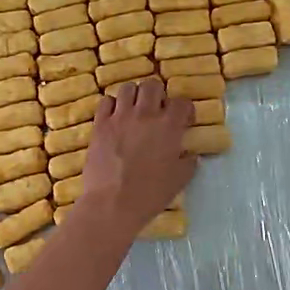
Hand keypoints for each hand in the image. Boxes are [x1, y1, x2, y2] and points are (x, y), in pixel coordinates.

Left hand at [79, 78, 195, 233]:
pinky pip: (106, 101)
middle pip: (153, 86)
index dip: (185, 110)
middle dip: (158, 95)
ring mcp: (120, 117)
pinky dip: (112, 105)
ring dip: (134, 96)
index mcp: (169, 126)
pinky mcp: (100, 124)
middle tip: (157, 111)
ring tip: (135, 110)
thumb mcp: (179, 180)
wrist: (112, 203)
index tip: (184, 122)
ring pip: (128, 88)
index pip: (182, 103)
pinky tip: (115, 117)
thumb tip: (189, 154)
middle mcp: (145, 114)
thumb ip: (188, 162)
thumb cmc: (150, 194)